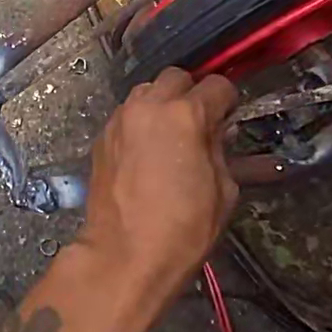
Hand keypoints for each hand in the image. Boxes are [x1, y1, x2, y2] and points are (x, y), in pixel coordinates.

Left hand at [76, 67, 238, 307]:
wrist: (125, 253)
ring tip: (171, 135)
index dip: (227, 101)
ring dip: (162, 104)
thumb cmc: (183, 228)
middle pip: (176, 77)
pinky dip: (140, 122)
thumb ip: (221, 148)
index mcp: (185, 115)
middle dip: (192, 94)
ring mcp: (120, 119)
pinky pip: (126, 114)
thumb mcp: (223, 189)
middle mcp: (148, 106)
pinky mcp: (102, 136)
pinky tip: (146, 151)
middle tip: (200, 123)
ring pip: (146, 91)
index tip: (229, 117)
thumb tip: (218, 130)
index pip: (216, 85)